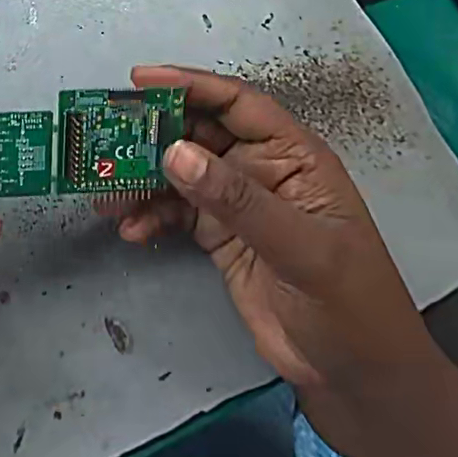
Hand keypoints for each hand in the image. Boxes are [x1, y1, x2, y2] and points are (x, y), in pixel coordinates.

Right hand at [112, 66, 457, 456]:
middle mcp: (258, 166)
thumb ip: (239, 201)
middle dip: (151, 133)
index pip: (236, 103)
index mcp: (292, 154)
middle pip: (196, 132)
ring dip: (141, 179)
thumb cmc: (350, 305)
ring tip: (108, 194)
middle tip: (104, 137)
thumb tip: (175, 154)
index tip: (139, 80)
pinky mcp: (216, 231)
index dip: (188, 84)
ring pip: (177, 171)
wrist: (353, 376)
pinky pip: (173, 209)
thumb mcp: (301, 250)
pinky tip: (131, 229)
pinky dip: (149, 214)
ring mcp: (234, 199)